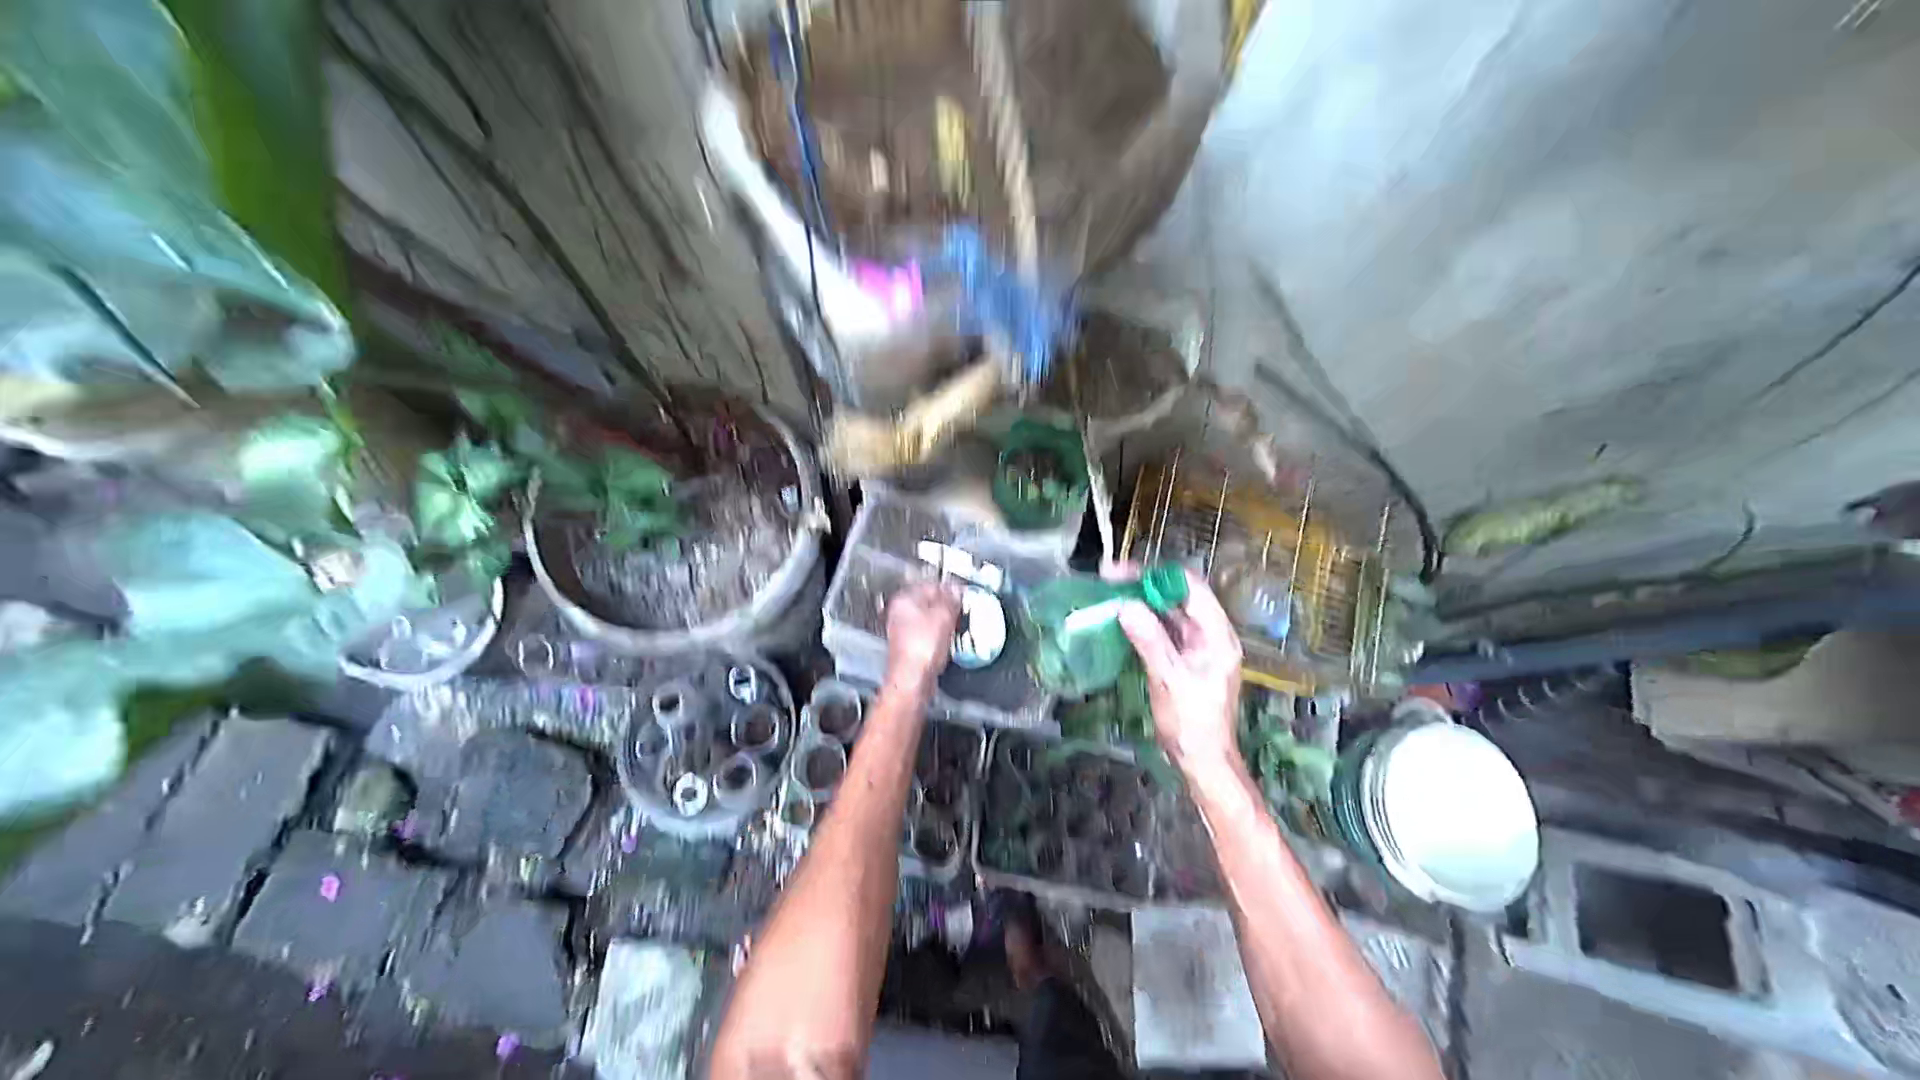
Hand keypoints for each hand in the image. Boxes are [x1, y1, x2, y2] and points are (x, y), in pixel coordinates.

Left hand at [885, 581, 960, 688]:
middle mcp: (900, 613)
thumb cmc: (921, 648)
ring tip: (959, 625)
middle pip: (929, 602)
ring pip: (930, 619)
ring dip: (945, 622)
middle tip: (963, 610)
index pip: (931, 585)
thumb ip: (951, 600)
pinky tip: (950, 640)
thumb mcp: (944, 616)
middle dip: (948, 606)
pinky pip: (929, 635)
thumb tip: (956, 591)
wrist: (912, 679)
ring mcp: (904, 631)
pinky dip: (941, 635)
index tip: (963, 594)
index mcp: (904, 600)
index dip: (949, 588)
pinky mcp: (911, 646)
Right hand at [1118, 570, 1243, 774]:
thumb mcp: (1169, 679)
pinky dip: (1142, 621)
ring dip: (1140, 601)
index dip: (1155, 576)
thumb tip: (1126, 606)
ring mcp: (1197, 646)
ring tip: (1109, 593)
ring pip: (1168, 612)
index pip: (1190, 588)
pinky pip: (1163, 630)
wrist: (1202, 760)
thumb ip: (1149, 640)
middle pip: (1178, 596)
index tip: (1121, 573)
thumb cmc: (1192, 723)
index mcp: (1217, 635)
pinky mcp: (1183, 658)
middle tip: (1108, 579)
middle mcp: (1210, 634)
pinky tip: (1120, 619)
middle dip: (1144, 585)